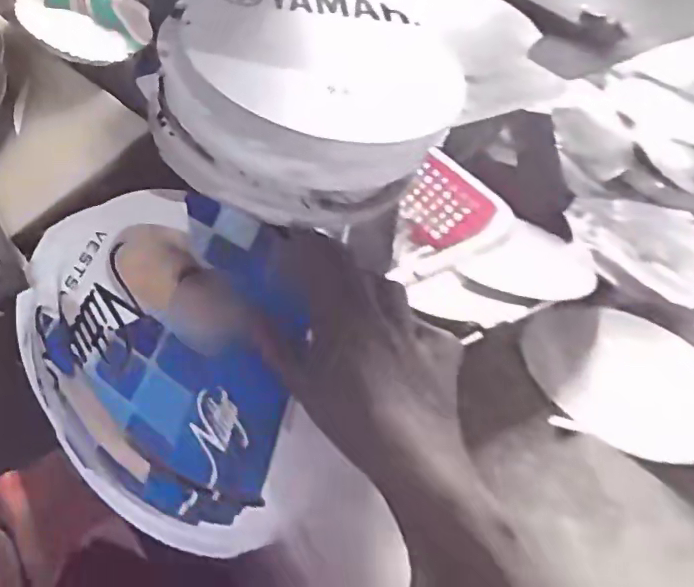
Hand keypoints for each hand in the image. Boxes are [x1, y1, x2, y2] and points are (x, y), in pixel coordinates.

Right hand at [239, 230, 537, 586]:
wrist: (418, 462)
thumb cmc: (350, 420)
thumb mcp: (301, 384)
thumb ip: (274, 345)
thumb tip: (250, 313)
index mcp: (342, 315)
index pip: (324, 261)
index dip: (306, 241)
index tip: (288, 232)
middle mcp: (379, 312)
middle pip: (355, 266)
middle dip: (332, 253)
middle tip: (312, 253)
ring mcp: (415, 330)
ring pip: (390, 287)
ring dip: (368, 281)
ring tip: (354, 291)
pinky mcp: (443, 353)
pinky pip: (424, 322)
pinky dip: (408, 321)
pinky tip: (401, 336)